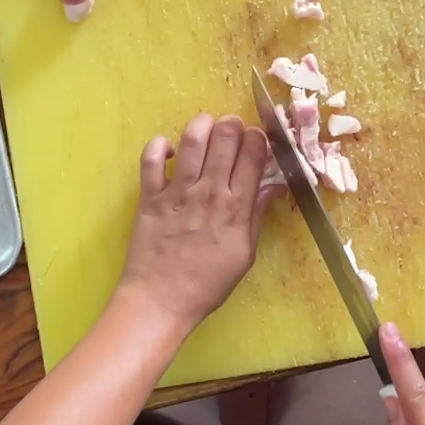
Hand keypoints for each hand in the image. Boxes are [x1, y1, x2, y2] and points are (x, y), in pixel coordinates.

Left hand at [118, 114, 282, 333]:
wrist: (160, 300)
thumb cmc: (207, 284)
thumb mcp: (244, 254)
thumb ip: (257, 215)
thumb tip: (275, 185)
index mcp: (236, 207)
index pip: (253, 155)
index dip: (258, 138)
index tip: (257, 139)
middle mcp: (208, 192)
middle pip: (225, 140)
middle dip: (233, 125)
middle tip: (233, 127)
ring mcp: (177, 192)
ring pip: (192, 140)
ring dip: (202, 124)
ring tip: (206, 125)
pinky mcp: (149, 196)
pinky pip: (151, 158)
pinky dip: (159, 145)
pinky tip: (169, 149)